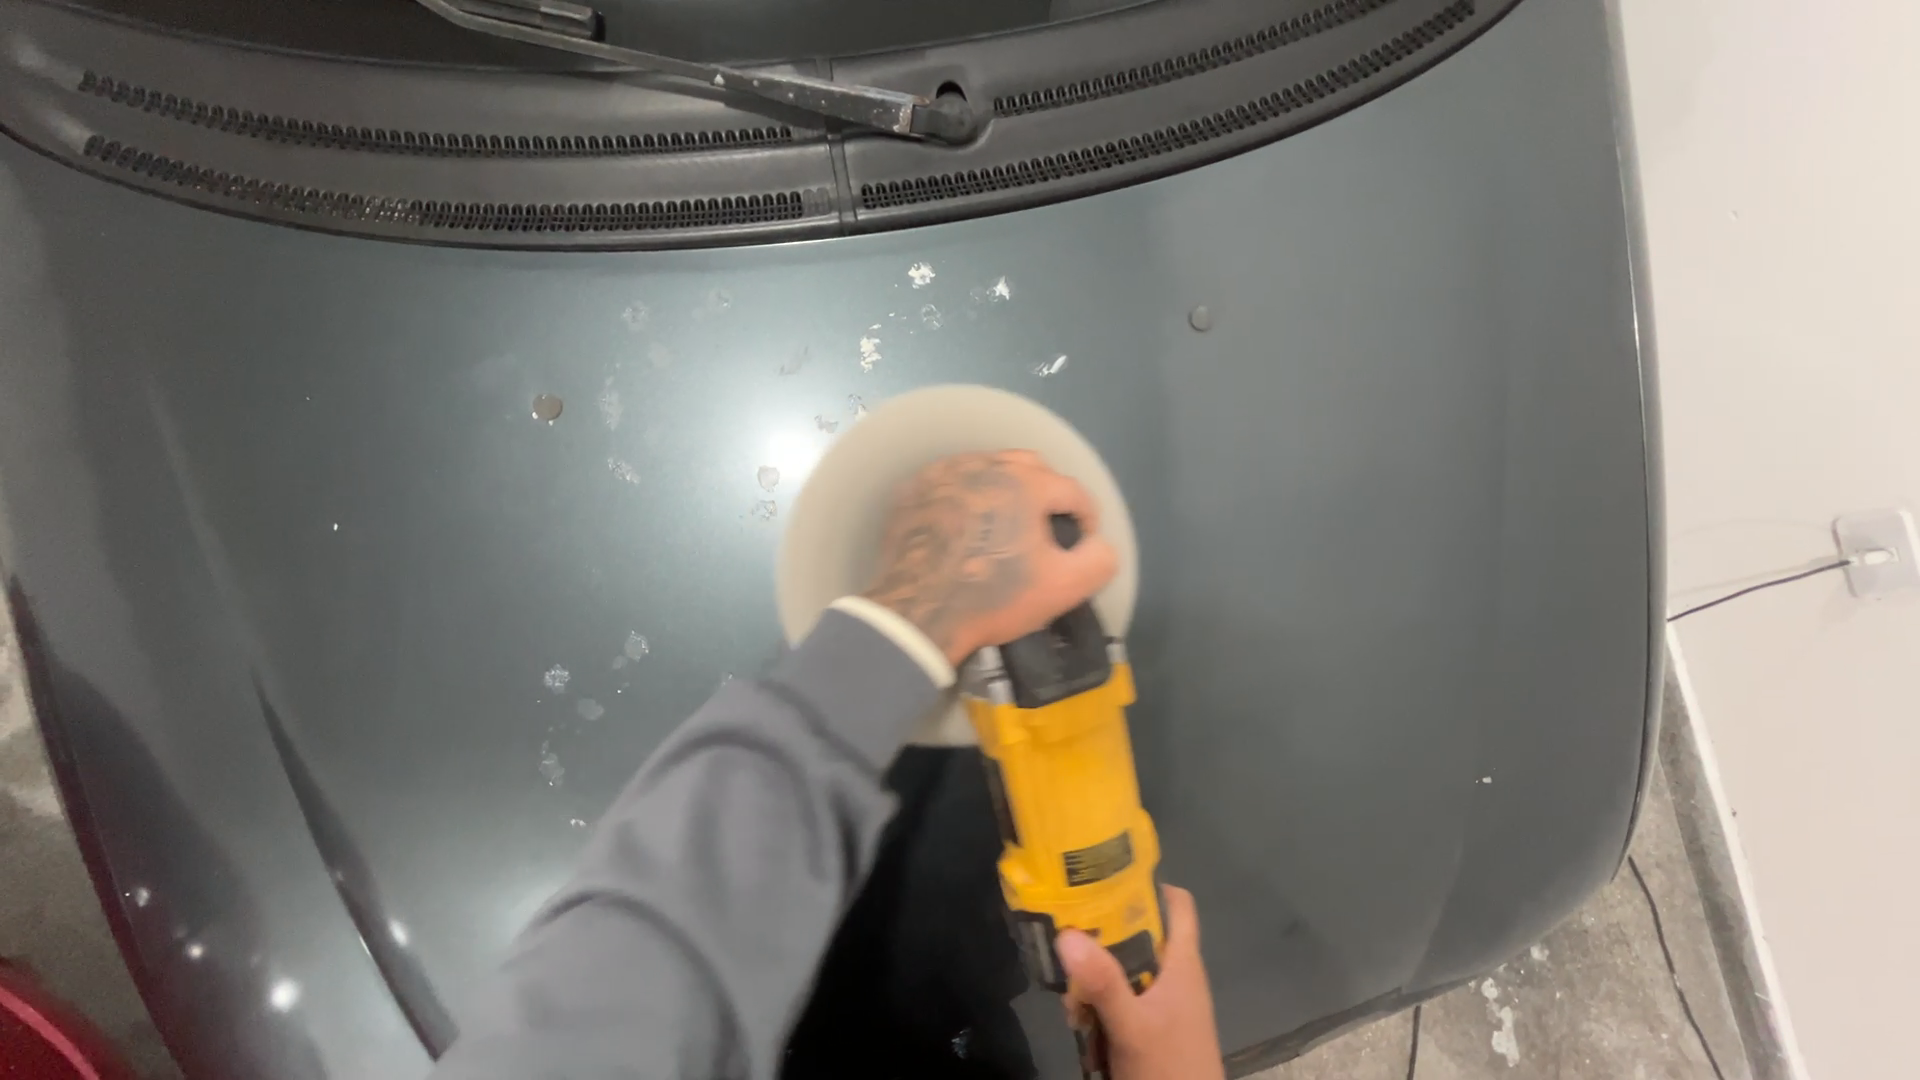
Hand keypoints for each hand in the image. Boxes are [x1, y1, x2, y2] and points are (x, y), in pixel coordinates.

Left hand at [860, 450, 1118, 665]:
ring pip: (988, 468)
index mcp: (1024, 481)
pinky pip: (952, 482)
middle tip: (1047, 526)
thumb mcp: (1063, 587)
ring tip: (1007, 523)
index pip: (1071, 489)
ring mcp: (943, 473)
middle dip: (1048, 492)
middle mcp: (983, 464)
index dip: (1086, 515)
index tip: (1083, 540)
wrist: (917, 614)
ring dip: (1006, 489)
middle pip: (1030, 466)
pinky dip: (967, 496)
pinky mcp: (913, 490)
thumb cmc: (993, 597)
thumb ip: (1098, 559)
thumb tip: (1098, 542)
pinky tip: (966, 524)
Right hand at [1059, 886, 1224, 1079]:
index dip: (1148, 884)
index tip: (1107, 877)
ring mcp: (1164, 1004)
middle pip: (1141, 932)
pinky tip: (1080, 1018)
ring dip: (1097, 975)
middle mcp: (1175, 976)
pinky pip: (1122, 998)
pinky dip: (1100, 1002)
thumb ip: (1102, 982)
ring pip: (1126, 967)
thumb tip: (1066, 933)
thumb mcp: (1132, 1027)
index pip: (1177, 904)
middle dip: (1104, 934)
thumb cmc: (1170, 1071)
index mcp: (1183, 963)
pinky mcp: (1152, 1027)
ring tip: (1070, 990)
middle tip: (1069, 934)